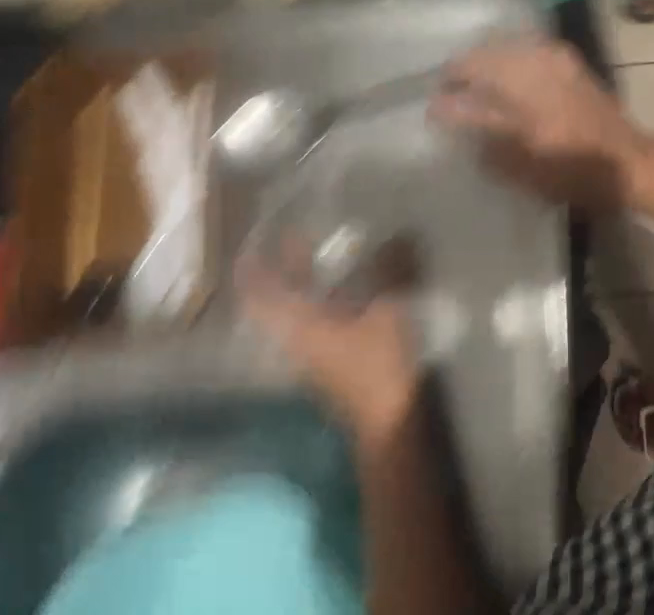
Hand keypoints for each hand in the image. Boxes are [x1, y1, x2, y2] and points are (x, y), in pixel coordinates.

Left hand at [244, 254, 422, 442]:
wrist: (389, 418)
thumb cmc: (380, 363)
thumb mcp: (388, 310)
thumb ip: (390, 271)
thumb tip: (399, 236)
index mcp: (298, 325)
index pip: (259, 294)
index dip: (254, 267)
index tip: (257, 241)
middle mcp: (295, 340)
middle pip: (275, 300)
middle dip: (283, 269)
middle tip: (300, 239)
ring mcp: (311, 354)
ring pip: (293, 313)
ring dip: (302, 286)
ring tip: (324, 259)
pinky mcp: (329, 362)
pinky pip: (312, 324)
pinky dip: (320, 301)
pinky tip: (346, 289)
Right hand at [429, 38, 653, 208]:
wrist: (628, 164)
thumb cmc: (570, 169)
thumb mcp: (516, 160)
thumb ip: (477, 128)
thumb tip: (440, 109)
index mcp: (521, 78)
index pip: (468, 67)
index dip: (447, 85)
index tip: (433, 103)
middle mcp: (538, 58)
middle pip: (487, 51)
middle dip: (465, 69)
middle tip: (452, 94)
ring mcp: (558, 57)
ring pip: (509, 47)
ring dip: (488, 63)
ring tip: (477, 89)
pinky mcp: (571, 64)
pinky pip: (530, 52)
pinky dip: (512, 63)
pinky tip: (508, 86)